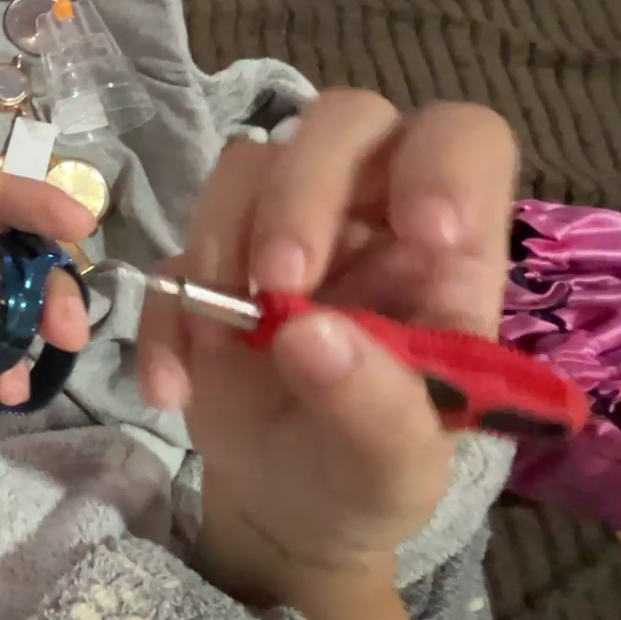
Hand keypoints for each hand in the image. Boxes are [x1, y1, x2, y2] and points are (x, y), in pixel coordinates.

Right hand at [137, 90, 517, 601]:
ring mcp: (267, 231)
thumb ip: (372, 407)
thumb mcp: (392, 467)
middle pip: (337, 121)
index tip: (415, 236)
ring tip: (224, 341)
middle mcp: (356, 219)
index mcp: (436, 252)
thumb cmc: (361, 477)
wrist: (277, 499)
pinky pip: (169, 253)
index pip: (457, 140)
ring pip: (242, 168)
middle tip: (277, 281)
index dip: (437, 163)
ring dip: (220, 243)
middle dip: (301, 191)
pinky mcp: (198, 263)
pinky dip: (162, 316)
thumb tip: (305, 332)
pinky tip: (173, 385)